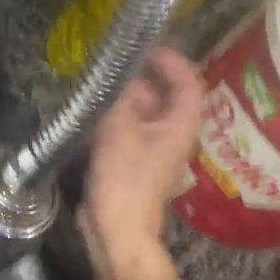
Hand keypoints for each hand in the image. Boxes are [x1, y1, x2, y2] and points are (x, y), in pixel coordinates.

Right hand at [76, 47, 203, 279]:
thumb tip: (121, 83)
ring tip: (98, 90)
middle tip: (115, 67)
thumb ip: (120, 101)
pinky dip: (112, 123)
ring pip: (142, 118)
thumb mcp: (119, 131)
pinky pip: (126, 135)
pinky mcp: (131, 167)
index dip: (173, 62)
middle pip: (164, 100)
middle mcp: (171, 137)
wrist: (118, 230)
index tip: (149, 49)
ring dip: (123, 103)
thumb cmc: (124, 179)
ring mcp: (151, 153)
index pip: (188, 83)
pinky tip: (90, 120)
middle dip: (143, 81)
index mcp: (180, 126)